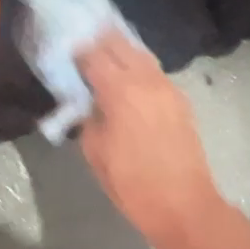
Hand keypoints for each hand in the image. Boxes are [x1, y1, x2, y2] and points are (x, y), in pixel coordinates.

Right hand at [78, 32, 224, 243]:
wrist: (184, 205)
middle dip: (100, 43)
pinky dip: (138, 68)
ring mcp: (167, 87)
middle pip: (120, 44)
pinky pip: (154, 72)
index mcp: (120, 91)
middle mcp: (146, 80)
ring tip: (104, 59)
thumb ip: (88, 118)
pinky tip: (128, 80)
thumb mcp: (95, 152)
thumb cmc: (132, 183)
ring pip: (141, 54)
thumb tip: (87, 102)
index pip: (93, 55)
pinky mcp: (180, 99)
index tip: (66, 54)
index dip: (77, 52)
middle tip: (83, 49)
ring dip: (122, 52)